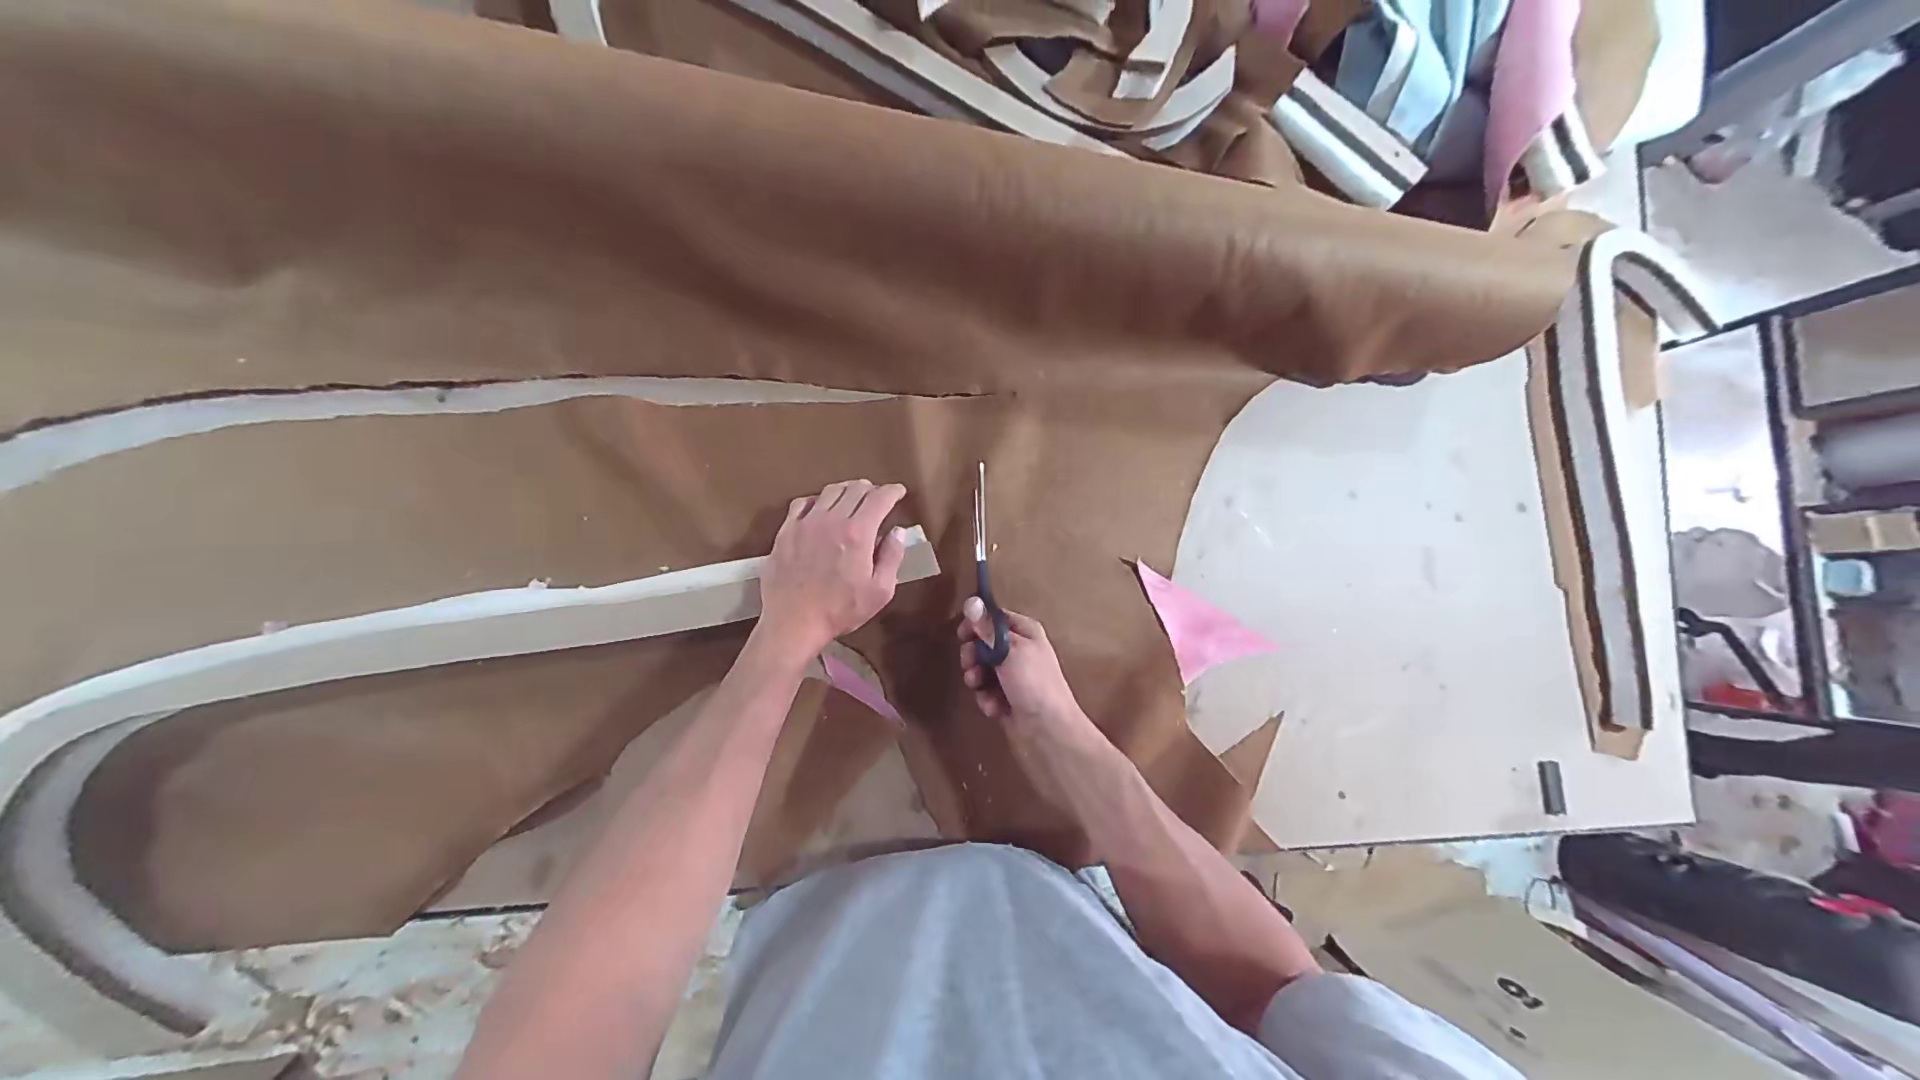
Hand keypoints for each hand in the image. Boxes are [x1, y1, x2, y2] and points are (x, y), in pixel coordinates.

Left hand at [757, 480, 909, 656]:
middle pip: (855, 488)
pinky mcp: (786, 531)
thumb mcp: (880, 591)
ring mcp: (806, 523)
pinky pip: (802, 503)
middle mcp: (831, 520)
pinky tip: (821, 509)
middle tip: (878, 498)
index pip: (880, 498)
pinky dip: (818, 500)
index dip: (893, 491)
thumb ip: (892, 557)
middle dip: (872, 489)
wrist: (793, 622)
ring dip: (846, 491)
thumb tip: (897, 532)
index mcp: (858, 533)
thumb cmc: (839, 610)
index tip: (899, 492)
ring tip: (853, 499)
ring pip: (830, 491)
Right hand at [957, 598, 1096, 741]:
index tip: (962, 635)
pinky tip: (994, 707)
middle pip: (983, 643)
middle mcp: (1019, 649)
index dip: (976, 625)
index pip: (994, 618)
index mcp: (1025, 631)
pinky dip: (987, 698)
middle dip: (973, 656)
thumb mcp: (1009, 650)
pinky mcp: (1007, 696)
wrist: (1048, 729)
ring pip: (981, 668)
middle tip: (971, 666)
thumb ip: (988, 628)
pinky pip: (987, 690)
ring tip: (981, 689)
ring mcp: (1013, 675)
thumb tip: (972, 601)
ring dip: (977, 679)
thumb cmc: (1033, 683)